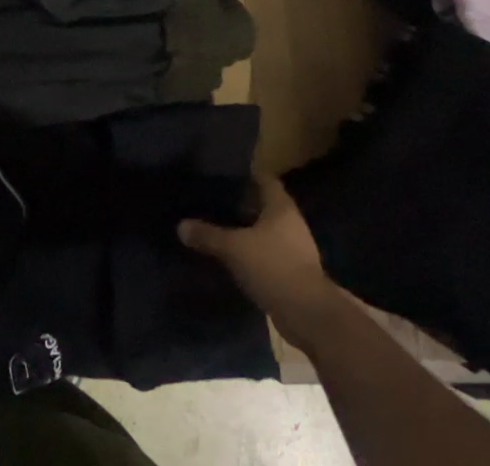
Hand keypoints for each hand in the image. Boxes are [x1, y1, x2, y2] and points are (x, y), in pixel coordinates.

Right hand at [179, 174, 334, 316]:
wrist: (307, 314)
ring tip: (217, 229)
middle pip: (264, 207)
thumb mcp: (233, 248)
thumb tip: (181, 226)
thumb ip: (208, 235)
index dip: (246, 176)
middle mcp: (292, 224)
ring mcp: (295, 250)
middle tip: (212, 202)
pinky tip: (231, 258)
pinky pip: (266, 255)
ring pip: (265, 233)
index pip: (265, 181)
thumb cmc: (273, 266)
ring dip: (245, 232)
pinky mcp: (292, 273)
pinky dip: (251, 254)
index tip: (223, 176)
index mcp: (282, 208)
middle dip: (241, 205)